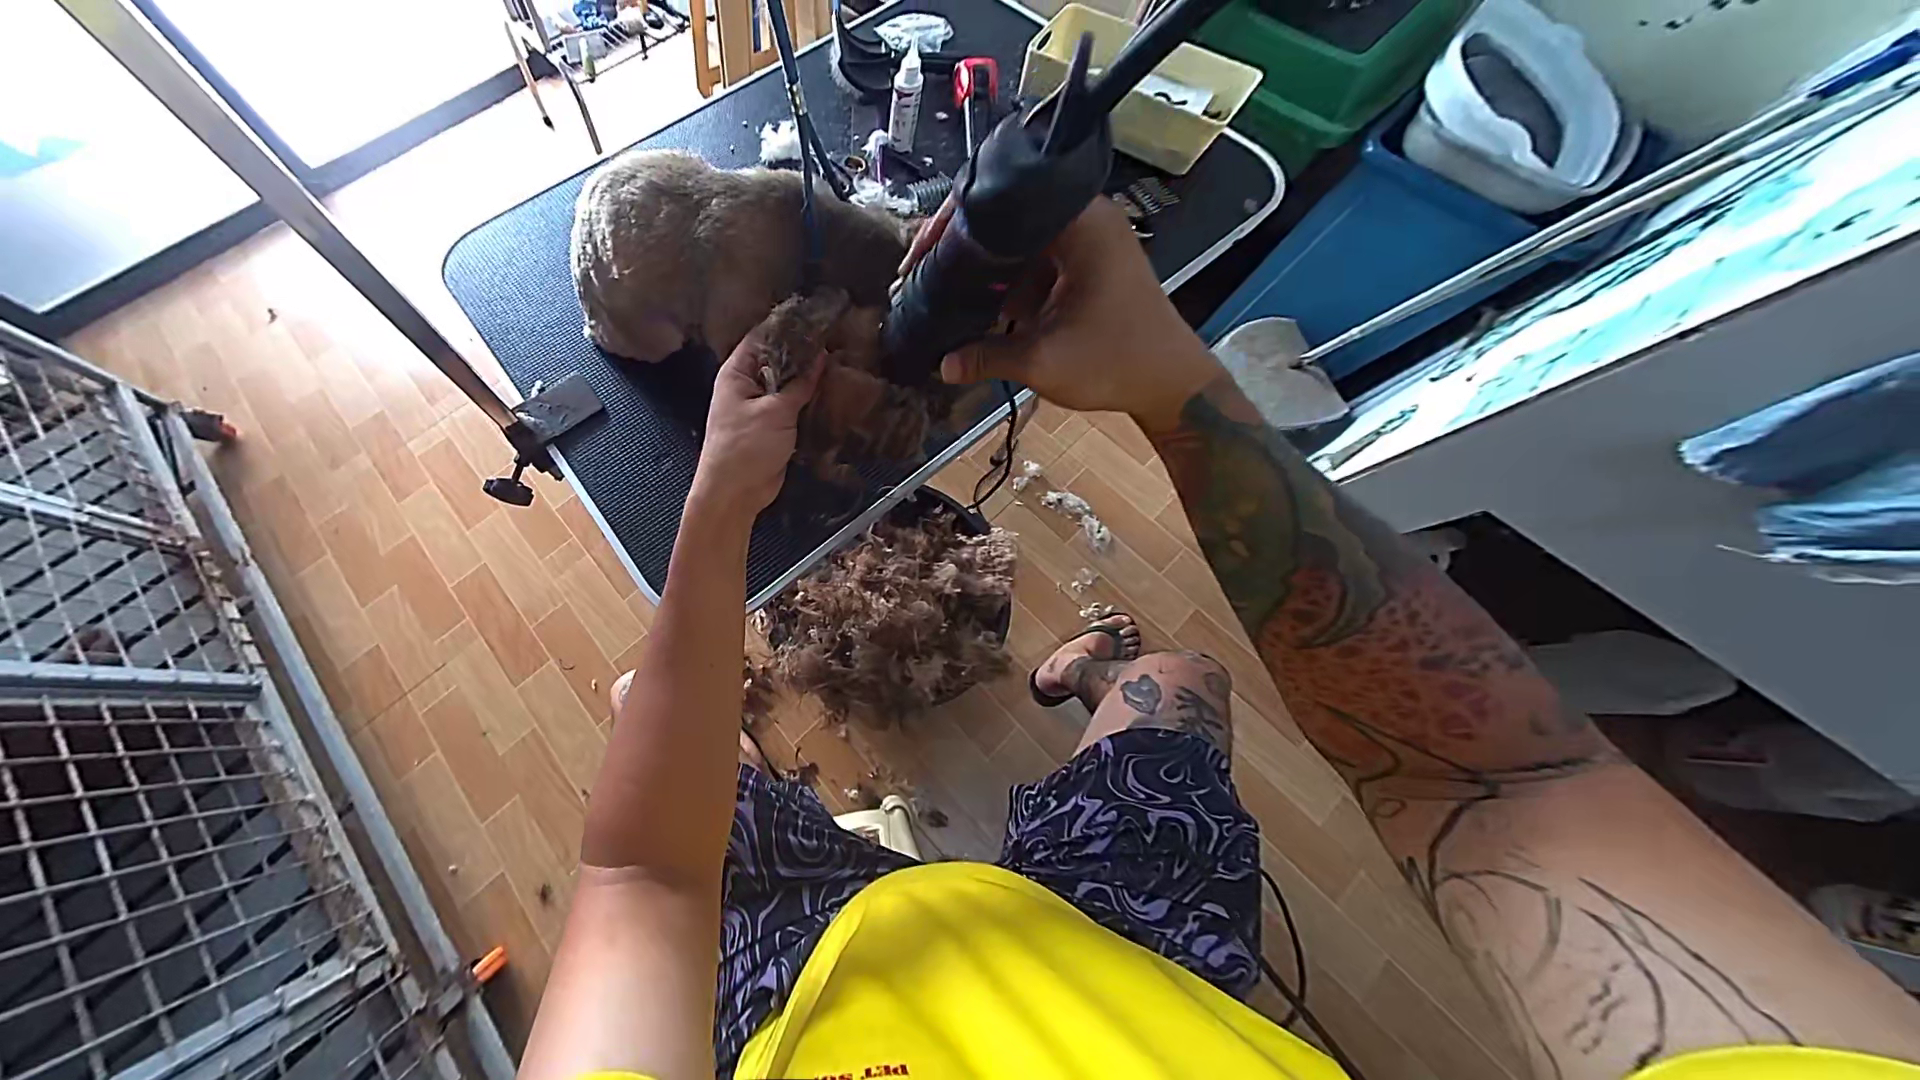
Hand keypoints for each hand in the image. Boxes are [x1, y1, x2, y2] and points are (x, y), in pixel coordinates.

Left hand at [690, 314, 823, 522]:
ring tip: (839, 359)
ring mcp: (761, 406)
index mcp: (737, 373)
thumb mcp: (775, 411)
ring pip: (788, 382)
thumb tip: (821, 356)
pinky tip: (831, 390)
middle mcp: (747, 385)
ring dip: (809, 376)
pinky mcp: (774, 426)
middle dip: (803, 350)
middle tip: (835, 336)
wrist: (735, 493)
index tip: (817, 315)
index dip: (788, 324)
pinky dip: (810, 398)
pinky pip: (794, 405)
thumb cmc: (745, 447)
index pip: (762, 336)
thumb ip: (800, 384)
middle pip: (777, 358)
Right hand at [906, 196, 1223, 433]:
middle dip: (966, 251)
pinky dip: (1010, 286)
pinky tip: (979, 305)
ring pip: (1019, 246)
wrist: (1169, 384)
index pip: (1002, 201)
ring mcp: (1086, 244)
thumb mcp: (1043, 360)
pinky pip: (1036, 266)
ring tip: (942, 290)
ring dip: (987, 271)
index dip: (953, 225)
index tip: (919, 253)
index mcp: (1079, 222)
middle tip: (922, 273)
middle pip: (1008, 221)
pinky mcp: (1085, 268)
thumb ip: (987, 357)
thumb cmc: (1116, 363)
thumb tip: (943, 365)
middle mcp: (1083, 220)